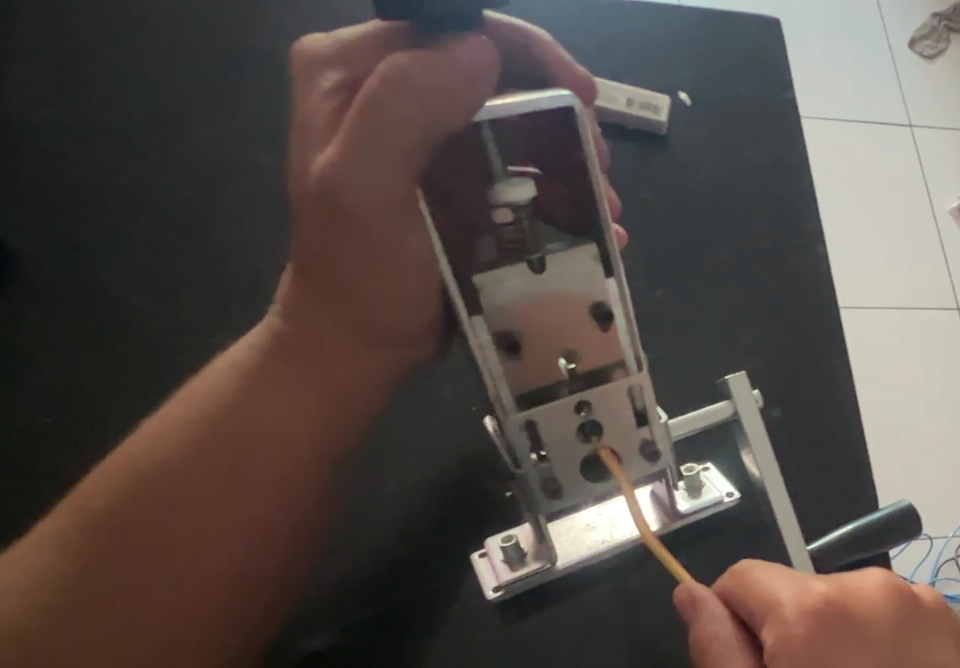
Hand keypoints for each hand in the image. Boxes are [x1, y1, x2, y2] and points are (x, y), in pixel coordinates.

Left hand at [269, 15, 619, 374]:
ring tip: (605, 205)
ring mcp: (430, 141)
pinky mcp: (460, 184)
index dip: (527, 53)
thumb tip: (483, 48)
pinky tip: (594, 225)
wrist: (362, 344)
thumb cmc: (359, 274)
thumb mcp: (365, 186)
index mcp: (355, 71)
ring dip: (570, 159)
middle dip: (559, 113)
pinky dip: (562, 193)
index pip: (453, 28)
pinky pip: (520, 170)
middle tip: (600, 165)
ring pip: (517, 123)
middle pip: (496, 73)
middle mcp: (392, 92)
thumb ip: (406, 105)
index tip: (584, 96)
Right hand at [675, 562, 959, 667]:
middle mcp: (866, 584)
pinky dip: (878, 638)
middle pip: (796, 588)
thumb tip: (689, 592)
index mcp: (809, 610)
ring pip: (843, 599)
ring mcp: (917, 598)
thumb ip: (715, 651)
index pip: (742, 577)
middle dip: (787, 632)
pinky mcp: (952, 618)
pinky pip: (889, 611)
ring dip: (834, 633)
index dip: (734, 621)